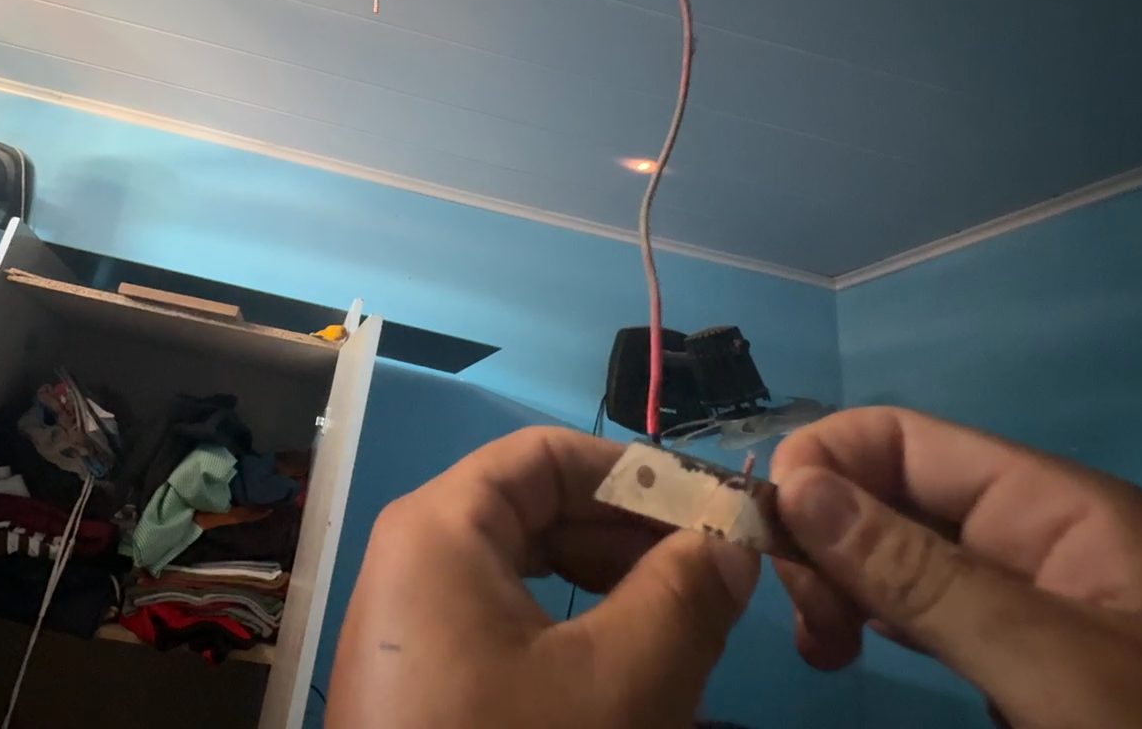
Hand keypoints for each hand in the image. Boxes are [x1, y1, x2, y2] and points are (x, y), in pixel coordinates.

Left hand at [327, 427, 759, 727]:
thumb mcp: (617, 686)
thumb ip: (684, 599)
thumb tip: (730, 541)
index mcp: (439, 523)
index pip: (545, 455)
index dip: (633, 472)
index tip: (711, 505)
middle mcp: (414, 551)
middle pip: (532, 503)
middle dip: (625, 529)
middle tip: (710, 566)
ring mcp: (411, 612)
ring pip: (522, 561)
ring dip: (605, 575)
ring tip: (681, 609)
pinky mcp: (421, 668)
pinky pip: (501, 612)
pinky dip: (567, 621)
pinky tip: (621, 653)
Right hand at [769, 407, 1141, 726]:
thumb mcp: (1063, 666)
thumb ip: (920, 574)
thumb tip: (791, 487)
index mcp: (1053, 504)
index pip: (896, 436)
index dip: (820, 463)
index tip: (774, 535)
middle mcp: (1032, 532)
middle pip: (887, 491)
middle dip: (825, 536)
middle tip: (809, 622)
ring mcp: (1031, 594)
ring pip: (896, 549)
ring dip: (839, 579)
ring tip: (822, 646)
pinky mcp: (1031, 649)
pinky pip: (925, 602)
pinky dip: (875, 614)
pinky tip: (856, 646)